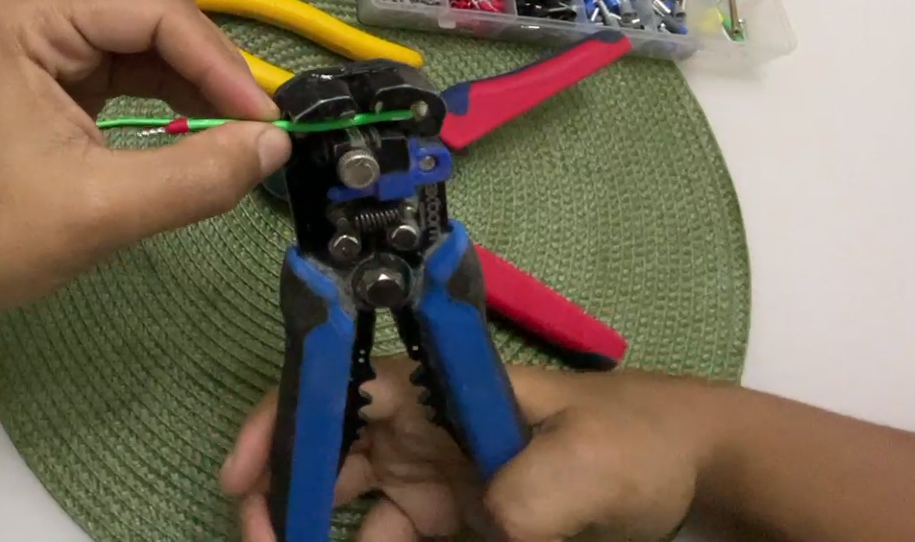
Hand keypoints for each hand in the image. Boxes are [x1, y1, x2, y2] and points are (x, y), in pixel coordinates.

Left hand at [0, 0, 292, 329]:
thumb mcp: (101, 208)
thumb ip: (196, 175)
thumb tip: (276, 145)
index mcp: (35, 17)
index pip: (154, 11)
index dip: (219, 62)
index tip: (265, 122)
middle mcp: (41, 14)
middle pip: (153, 23)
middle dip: (210, 75)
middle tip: (259, 134)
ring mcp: (47, 45)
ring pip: (147, 50)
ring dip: (196, 90)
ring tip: (238, 138)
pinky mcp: (55, 80)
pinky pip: (129, 77)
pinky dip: (170, 103)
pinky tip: (199, 133)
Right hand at [221, 358, 727, 541]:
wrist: (675, 470)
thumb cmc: (626, 438)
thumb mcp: (587, 459)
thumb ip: (533, 490)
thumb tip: (487, 524)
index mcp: (427, 389)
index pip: (335, 391)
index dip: (278, 422)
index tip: (239, 476)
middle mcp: (411, 424)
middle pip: (323, 446)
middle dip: (279, 485)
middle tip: (254, 538)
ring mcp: (424, 472)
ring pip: (343, 497)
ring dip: (307, 526)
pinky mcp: (444, 517)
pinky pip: (384, 538)